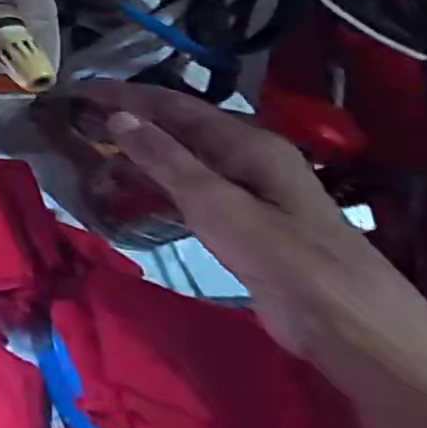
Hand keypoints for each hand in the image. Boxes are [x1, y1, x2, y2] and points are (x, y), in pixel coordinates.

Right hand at [79, 82, 426, 427]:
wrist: (354, 334)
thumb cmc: (284, 256)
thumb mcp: (214, 202)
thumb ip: (161, 156)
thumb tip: (115, 115)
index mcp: (247, 142)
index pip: (171, 104)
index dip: (121, 95)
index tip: (75, 93)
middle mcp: (245, 158)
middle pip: (172, 131)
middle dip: (122, 126)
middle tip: (72, 125)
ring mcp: (243, 191)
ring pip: (174, 162)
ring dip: (132, 161)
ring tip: (87, 164)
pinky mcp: (239, 222)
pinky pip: (182, 192)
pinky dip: (149, 189)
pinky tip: (119, 197)